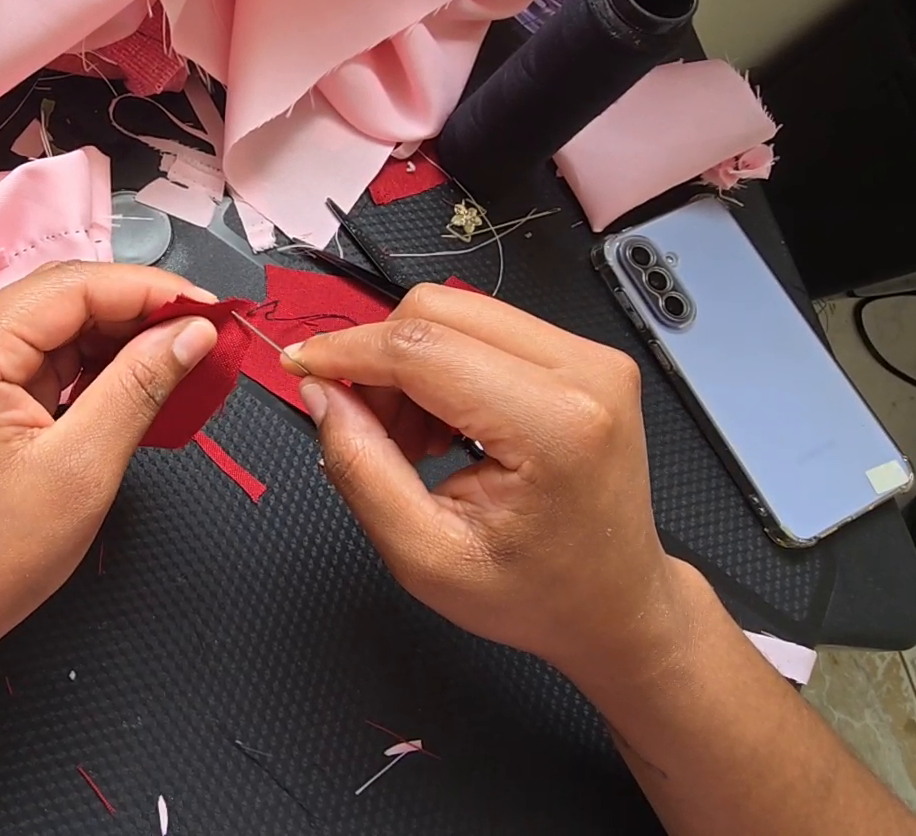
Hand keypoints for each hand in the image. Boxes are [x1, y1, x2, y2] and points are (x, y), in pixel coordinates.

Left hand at [0, 261, 219, 686]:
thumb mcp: (81, 469)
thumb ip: (140, 386)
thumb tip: (195, 332)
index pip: (73, 287)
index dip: (151, 290)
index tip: (213, 309)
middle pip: (63, 299)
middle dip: (139, 312)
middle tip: (205, 335)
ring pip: (58, 326)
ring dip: (120, 338)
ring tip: (181, 357)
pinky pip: (44, 358)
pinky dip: (93, 366)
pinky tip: (135, 377)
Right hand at [283, 283, 689, 680]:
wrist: (618, 604)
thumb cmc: (530, 594)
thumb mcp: (422, 555)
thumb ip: (358, 467)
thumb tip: (318, 391)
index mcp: (554, 425)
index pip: (420, 349)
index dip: (345, 351)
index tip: (296, 367)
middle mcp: (583, 370)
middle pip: (434, 311)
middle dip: (375, 358)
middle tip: (364, 424)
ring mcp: (589, 355)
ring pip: (452, 312)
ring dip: (404, 363)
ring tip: (407, 436)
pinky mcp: (581, 355)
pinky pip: (477, 327)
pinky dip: (435, 364)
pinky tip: (438, 420)